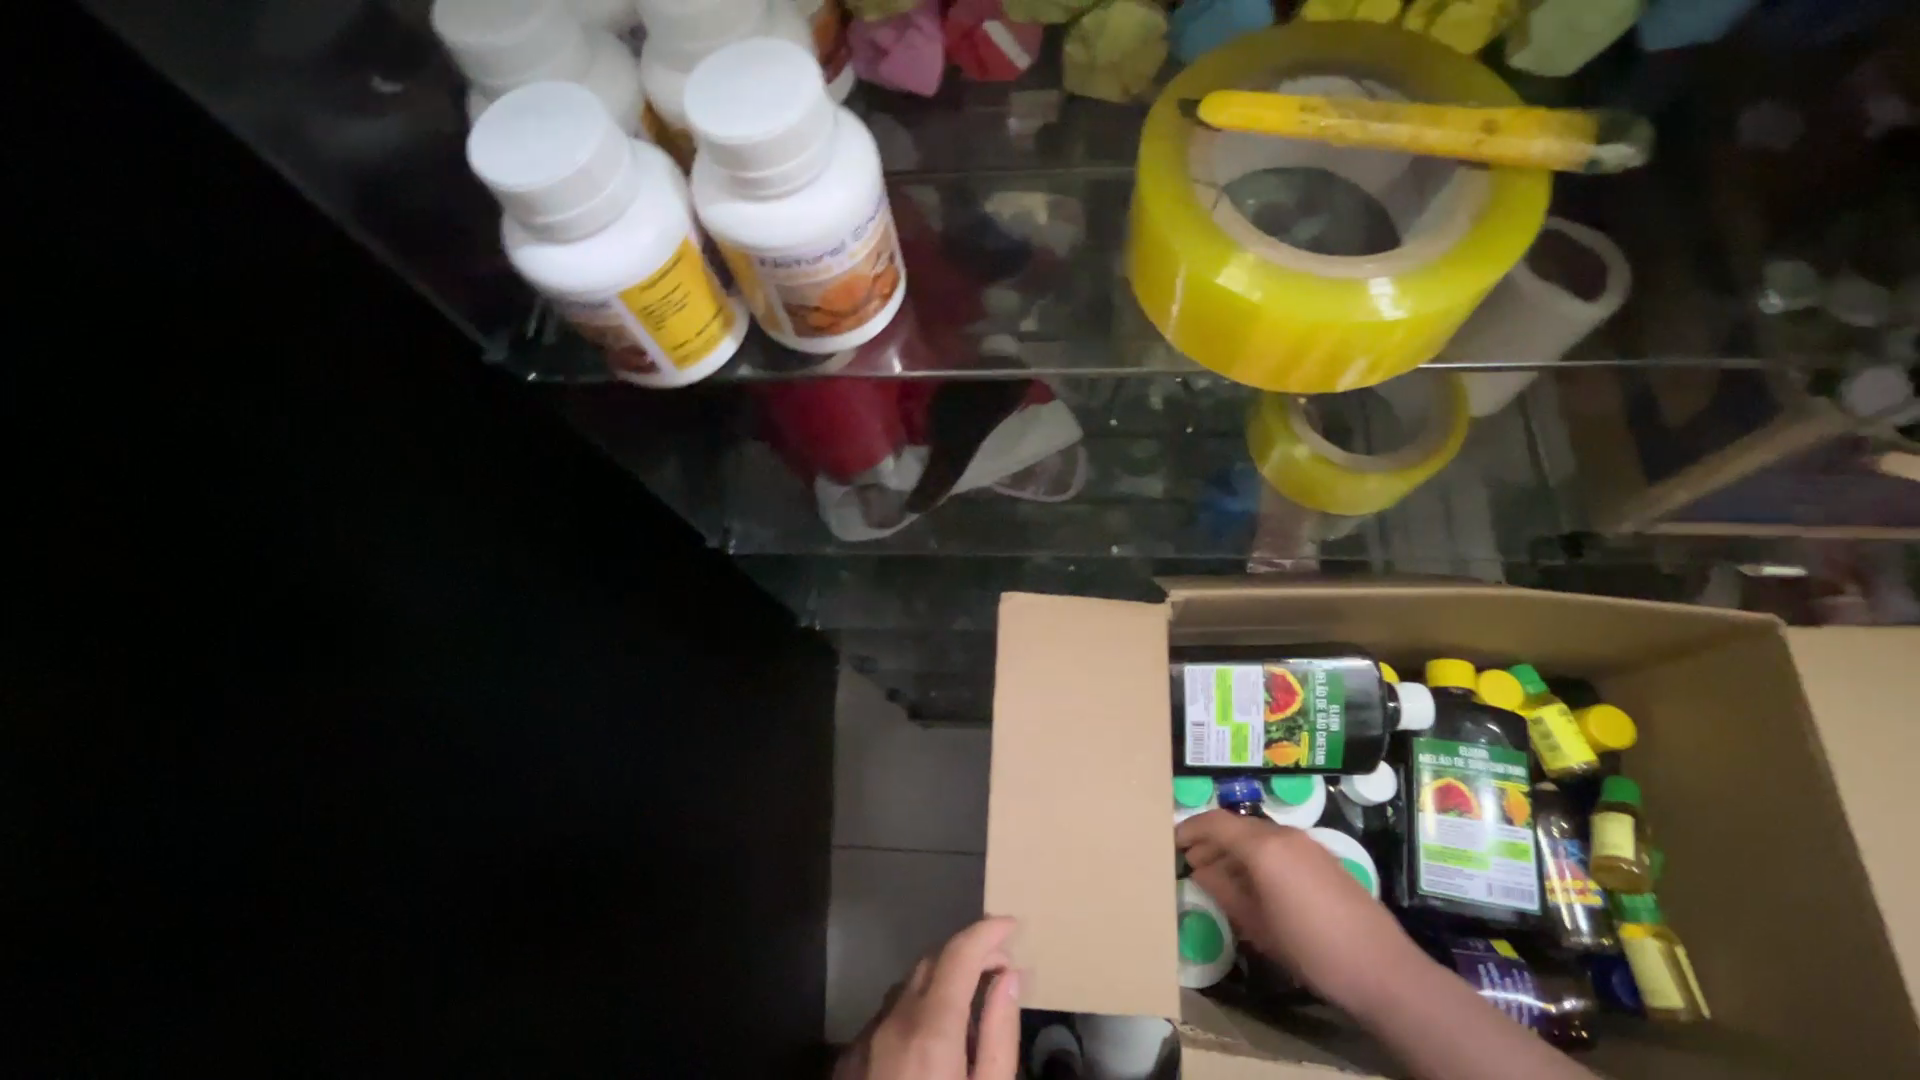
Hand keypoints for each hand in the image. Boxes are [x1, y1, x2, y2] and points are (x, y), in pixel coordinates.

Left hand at [833, 917, 1022, 1079]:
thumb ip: (999, 1034)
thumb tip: (1008, 978)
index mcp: (931, 1028)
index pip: (959, 953)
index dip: (987, 931)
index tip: (1012, 924)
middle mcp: (891, 1022)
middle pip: (930, 963)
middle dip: (967, 952)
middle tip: (1002, 965)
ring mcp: (863, 1041)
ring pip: (906, 989)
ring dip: (940, 980)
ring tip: (973, 999)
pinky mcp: (847, 1063)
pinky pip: (886, 1018)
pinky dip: (915, 1009)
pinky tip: (934, 1036)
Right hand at [1176, 811, 1424, 1014]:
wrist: (1379, 968)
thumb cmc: (1308, 947)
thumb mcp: (1256, 923)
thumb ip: (1224, 890)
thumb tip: (1201, 870)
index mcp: (1263, 846)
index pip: (1215, 822)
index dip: (1189, 829)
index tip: (1171, 842)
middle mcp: (1285, 835)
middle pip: (1237, 826)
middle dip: (1211, 841)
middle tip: (1191, 861)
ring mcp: (1309, 845)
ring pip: (1259, 836)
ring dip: (1235, 850)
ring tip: (1218, 876)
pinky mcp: (1325, 859)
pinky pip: (1280, 847)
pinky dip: (1259, 857)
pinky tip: (1254, 885)